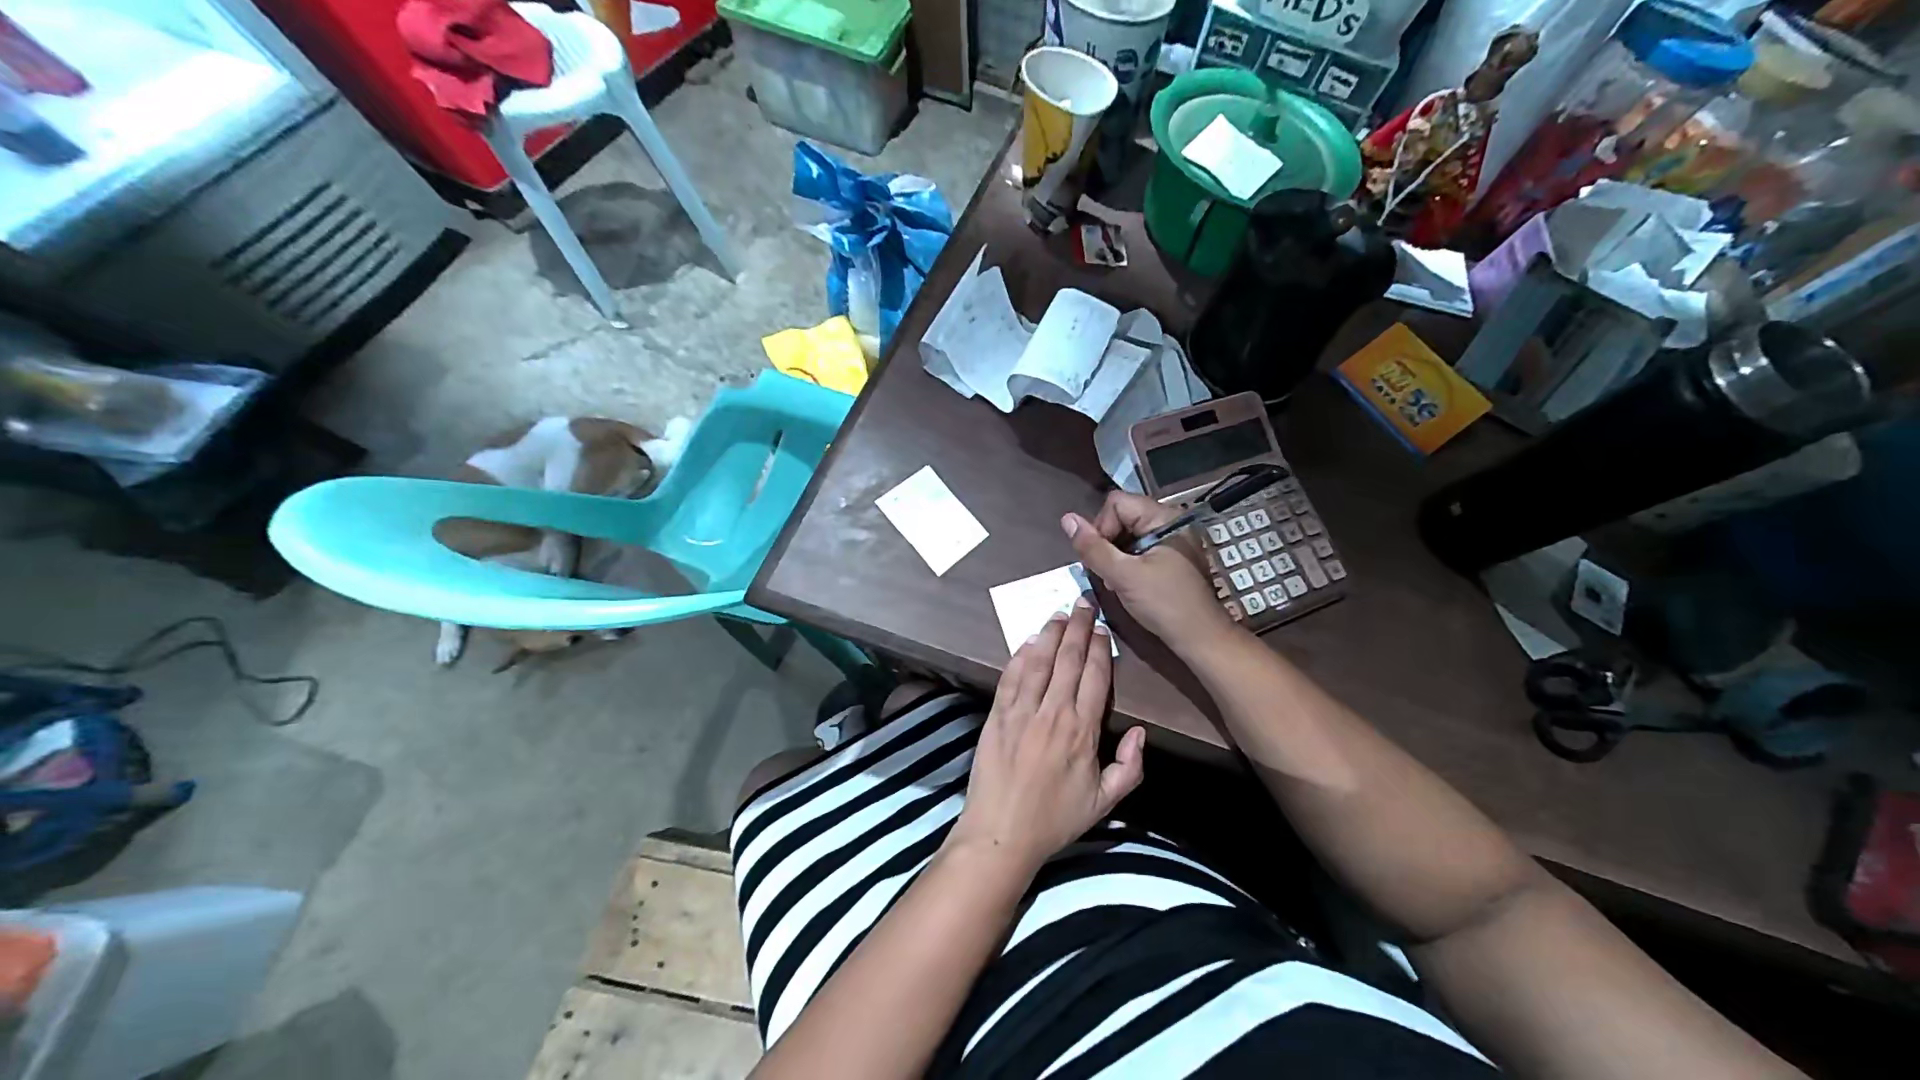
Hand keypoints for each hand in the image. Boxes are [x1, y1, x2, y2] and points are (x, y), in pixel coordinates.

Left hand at [949, 601, 1144, 876]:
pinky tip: (1029, 640)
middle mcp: (1052, 713)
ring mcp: (1021, 711)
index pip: (1095, 676)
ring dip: (1051, 634)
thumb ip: (1130, 767)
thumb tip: (1142, 732)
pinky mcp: (997, 714)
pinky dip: (1021, 655)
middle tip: (1084, 602)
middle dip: (1078, 627)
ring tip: (1060, 613)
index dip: (1100, 648)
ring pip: (1039, 661)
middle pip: (1068, 659)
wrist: (1000, 832)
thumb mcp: (1105, 802)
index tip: (1102, 627)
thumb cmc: (1055, 819)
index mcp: (1082, 731)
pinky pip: (1011, 676)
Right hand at [1062, 492, 1237, 651]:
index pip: (1117, 503)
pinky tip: (1125, 583)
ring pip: (1127, 534)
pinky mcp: (1171, 558)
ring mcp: (1172, 541)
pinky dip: (1126, 563)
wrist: (1200, 638)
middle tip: (1106, 572)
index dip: (1100, 527)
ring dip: (1114, 555)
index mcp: (1164, 518)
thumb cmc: (1164, 604)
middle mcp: (1170, 522)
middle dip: (1106, 543)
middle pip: (1121, 516)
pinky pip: (1139, 549)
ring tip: (1115, 580)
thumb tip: (1067, 519)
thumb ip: (1093, 547)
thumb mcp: (1123, 575)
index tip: (1099, 558)